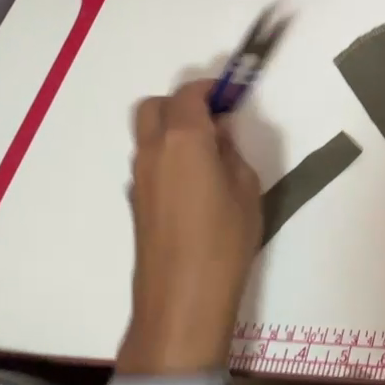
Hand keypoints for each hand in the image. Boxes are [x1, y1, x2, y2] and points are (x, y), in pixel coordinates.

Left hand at [117, 80, 262, 374]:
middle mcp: (153, 152)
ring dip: (173, 129)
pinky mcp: (137, 202)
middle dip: (182, 103)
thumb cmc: (226, 236)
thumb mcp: (247, 185)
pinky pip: (150, 162)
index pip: (188, 94)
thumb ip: (231, 151)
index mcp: (184, 140)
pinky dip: (169, 156)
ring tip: (211, 151)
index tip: (233, 93)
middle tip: (215, 117)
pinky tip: (197, 182)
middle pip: (154, 107)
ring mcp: (139, 178)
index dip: (210, 87)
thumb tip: (220, 134)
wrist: (183, 297)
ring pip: (148, 134)